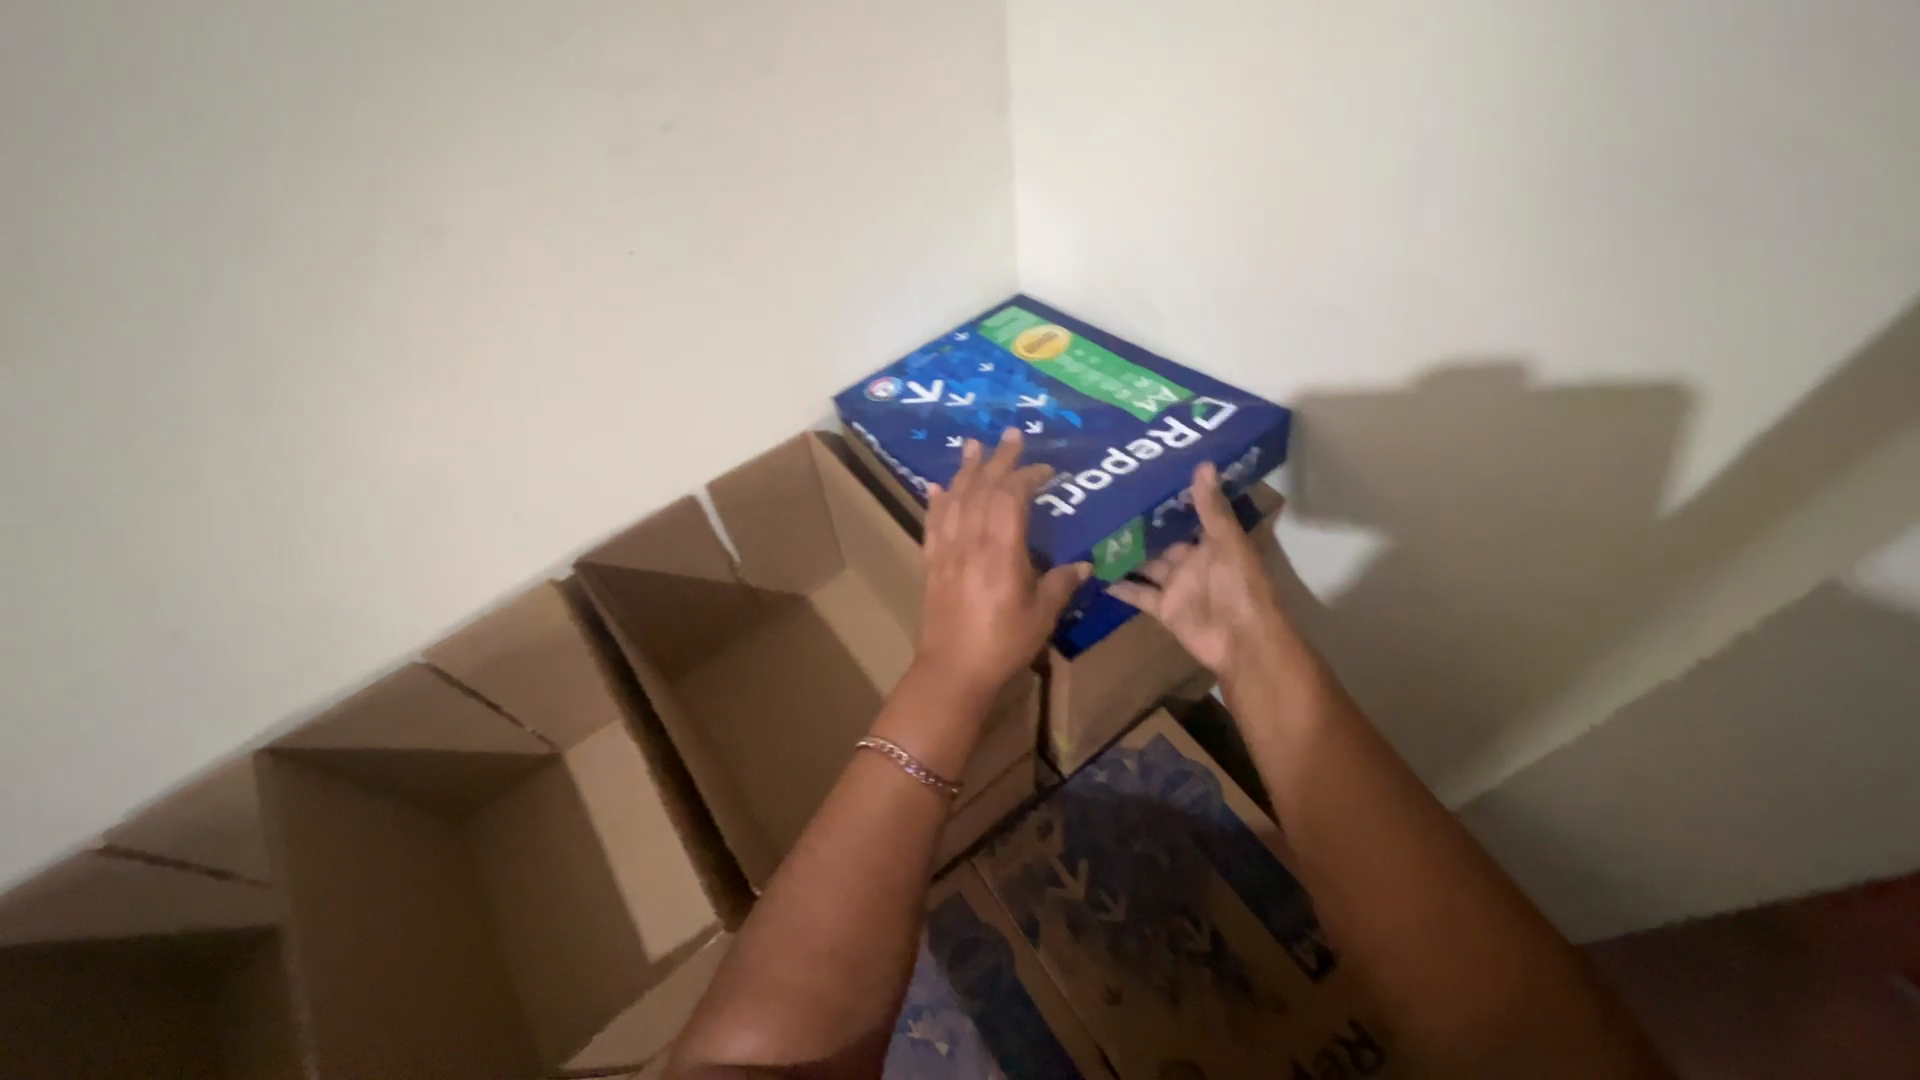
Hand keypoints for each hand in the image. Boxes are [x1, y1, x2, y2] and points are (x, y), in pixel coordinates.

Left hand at [915, 428, 1089, 701]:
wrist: (952, 670)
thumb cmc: (1003, 643)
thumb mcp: (1042, 615)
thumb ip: (1061, 584)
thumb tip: (1083, 564)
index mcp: (1001, 550)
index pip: (1011, 497)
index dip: (1027, 477)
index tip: (1046, 470)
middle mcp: (971, 541)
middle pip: (982, 489)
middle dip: (999, 460)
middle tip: (1011, 434)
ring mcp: (947, 550)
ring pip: (955, 499)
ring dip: (966, 470)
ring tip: (974, 445)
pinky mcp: (932, 563)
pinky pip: (933, 523)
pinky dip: (937, 501)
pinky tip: (937, 486)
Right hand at [1109, 462, 1293, 687]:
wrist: (1242, 641)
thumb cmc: (1241, 587)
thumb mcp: (1227, 542)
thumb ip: (1211, 508)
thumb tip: (1202, 463)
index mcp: (1212, 542)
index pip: (1187, 516)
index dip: (1167, 500)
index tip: (1140, 480)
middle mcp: (1193, 561)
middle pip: (1161, 541)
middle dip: (1138, 527)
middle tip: (1105, 505)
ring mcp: (1177, 586)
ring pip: (1146, 566)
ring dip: (1125, 555)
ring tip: (1093, 535)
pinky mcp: (1164, 609)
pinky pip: (1138, 594)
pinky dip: (1120, 587)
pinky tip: (1096, 574)